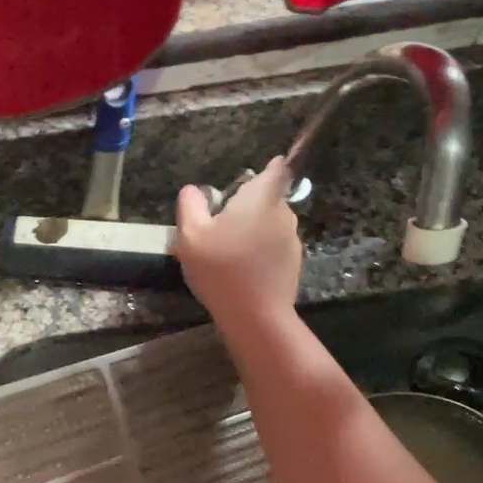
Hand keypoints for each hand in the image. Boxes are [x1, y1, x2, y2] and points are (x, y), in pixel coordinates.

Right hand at [173, 156, 303, 324]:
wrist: (255, 314)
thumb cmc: (220, 269)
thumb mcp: (190, 237)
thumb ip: (190, 206)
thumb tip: (192, 190)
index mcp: (260, 197)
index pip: (275, 169)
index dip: (265, 169)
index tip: (247, 182)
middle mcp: (282, 211)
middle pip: (267, 198)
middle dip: (248, 207)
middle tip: (220, 228)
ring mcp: (291, 237)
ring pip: (270, 224)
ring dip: (252, 231)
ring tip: (228, 254)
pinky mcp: (293, 261)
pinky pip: (273, 247)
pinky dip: (259, 253)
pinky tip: (241, 272)